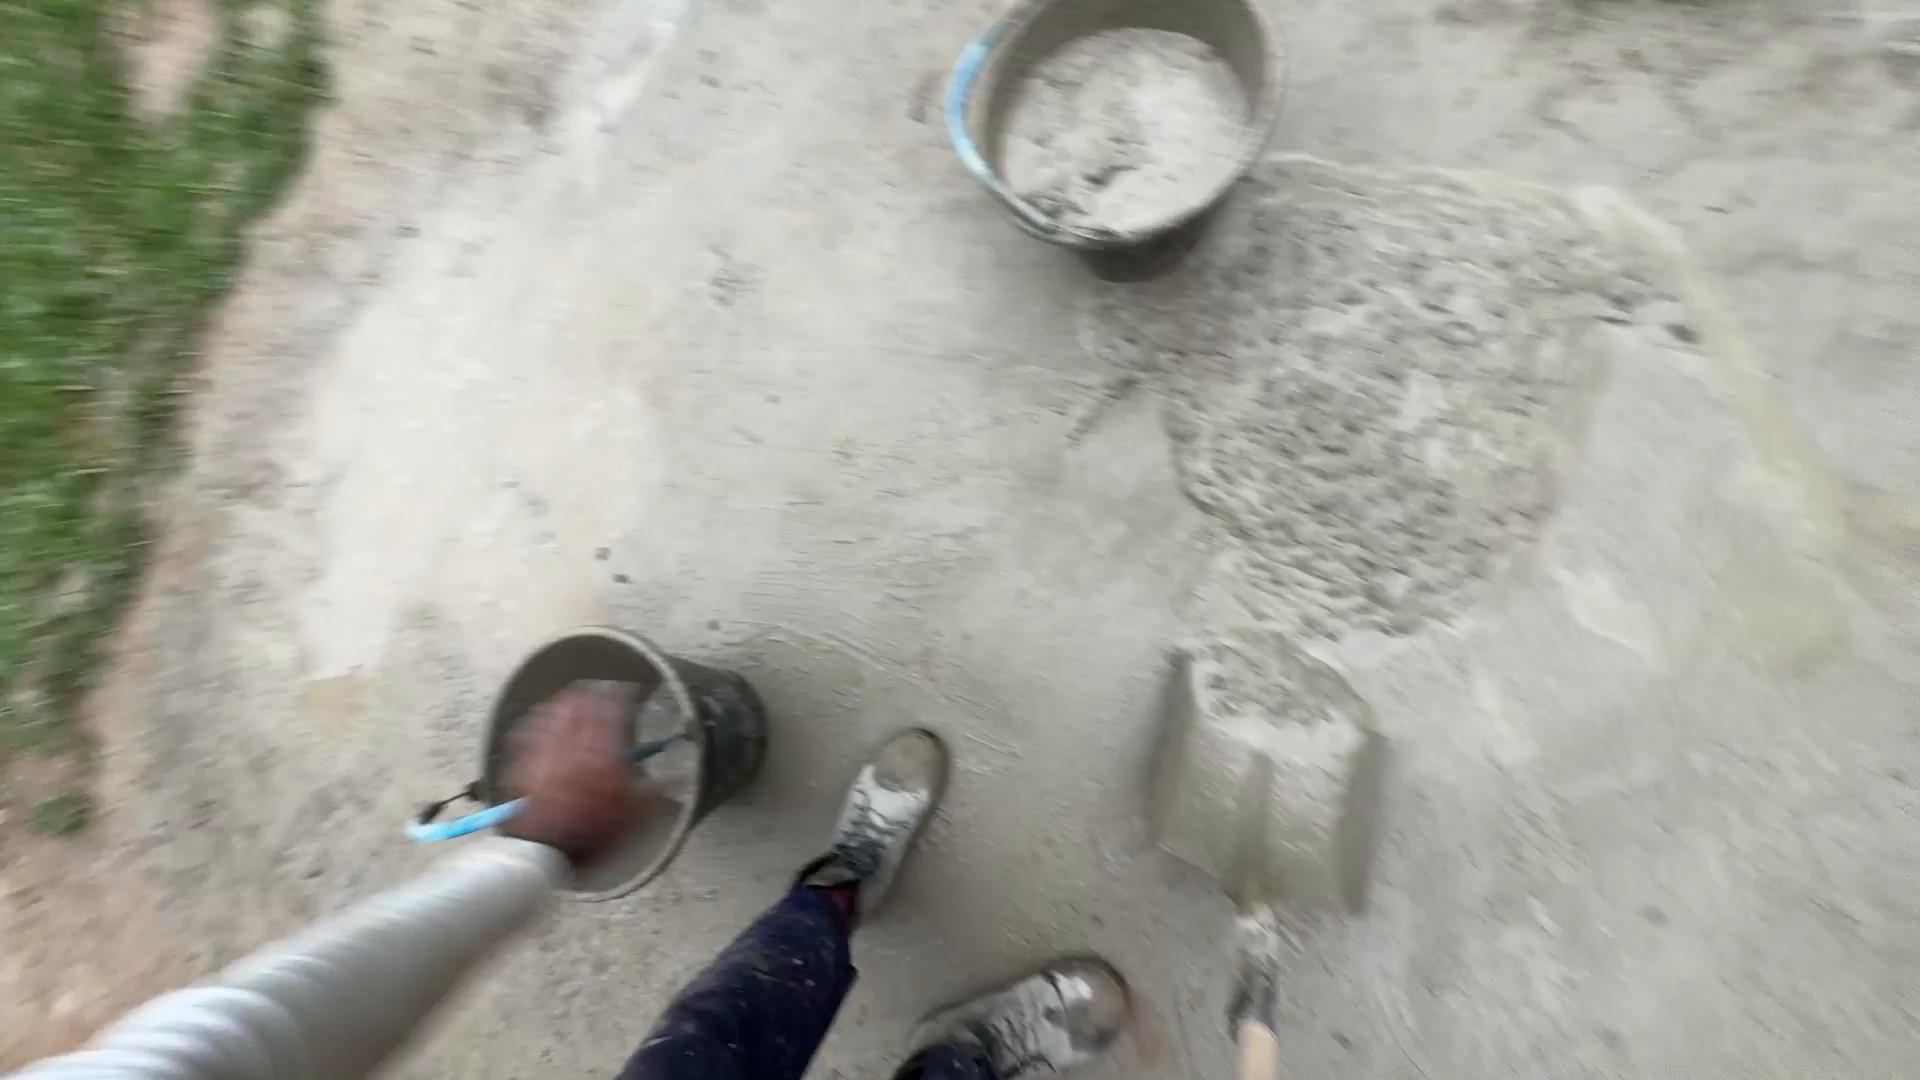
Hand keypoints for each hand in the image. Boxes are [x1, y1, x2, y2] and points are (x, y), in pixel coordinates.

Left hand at [503, 683, 645, 866]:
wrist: (546, 851)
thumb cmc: (594, 832)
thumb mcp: (634, 813)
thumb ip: (656, 788)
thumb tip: (683, 775)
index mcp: (605, 756)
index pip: (613, 714)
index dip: (621, 698)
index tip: (628, 691)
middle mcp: (576, 748)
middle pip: (584, 708)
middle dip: (593, 694)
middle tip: (601, 689)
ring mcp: (549, 754)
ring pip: (557, 715)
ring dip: (567, 701)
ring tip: (573, 694)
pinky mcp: (528, 764)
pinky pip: (531, 732)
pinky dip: (539, 719)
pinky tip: (542, 716)